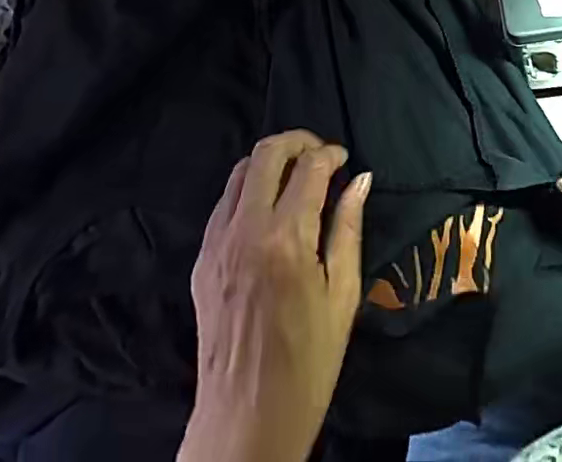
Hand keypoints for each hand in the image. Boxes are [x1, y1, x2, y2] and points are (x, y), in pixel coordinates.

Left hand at [179, 131, 372, 461]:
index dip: (331, 154)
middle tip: (320, 154)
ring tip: (296, 177)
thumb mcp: (342, 295)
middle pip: (266, 153)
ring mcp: (216, 242)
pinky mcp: (201, 257)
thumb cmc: (308, 362)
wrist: (245, 420)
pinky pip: (224, 203)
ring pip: (239, 171)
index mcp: (286, 239)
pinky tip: (269, 209)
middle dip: (297, 141)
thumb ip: (348, 228)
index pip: (308, 168)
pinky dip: (248, 189)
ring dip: (270, 162)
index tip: (345, 160)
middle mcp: (245, 229)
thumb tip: (360, 180)